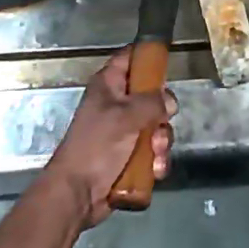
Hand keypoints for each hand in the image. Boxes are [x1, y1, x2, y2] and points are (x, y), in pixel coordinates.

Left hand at [40, 45, 177, 228]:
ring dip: (160, 142)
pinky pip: (152, 151)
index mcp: (108, 85)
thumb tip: (169, 100)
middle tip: (160, 125)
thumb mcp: (124, 117)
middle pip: (150, 96)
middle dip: (161, 114)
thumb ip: (151, 104)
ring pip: (155, 126)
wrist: (78, 190)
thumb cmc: (97, 144)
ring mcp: (123, 130)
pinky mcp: (129, 155)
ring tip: (155, 155)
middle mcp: (116, 103)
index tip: (166, 64)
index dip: (146, 57)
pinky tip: (154, 171)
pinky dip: (156, 160)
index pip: (129, 58)